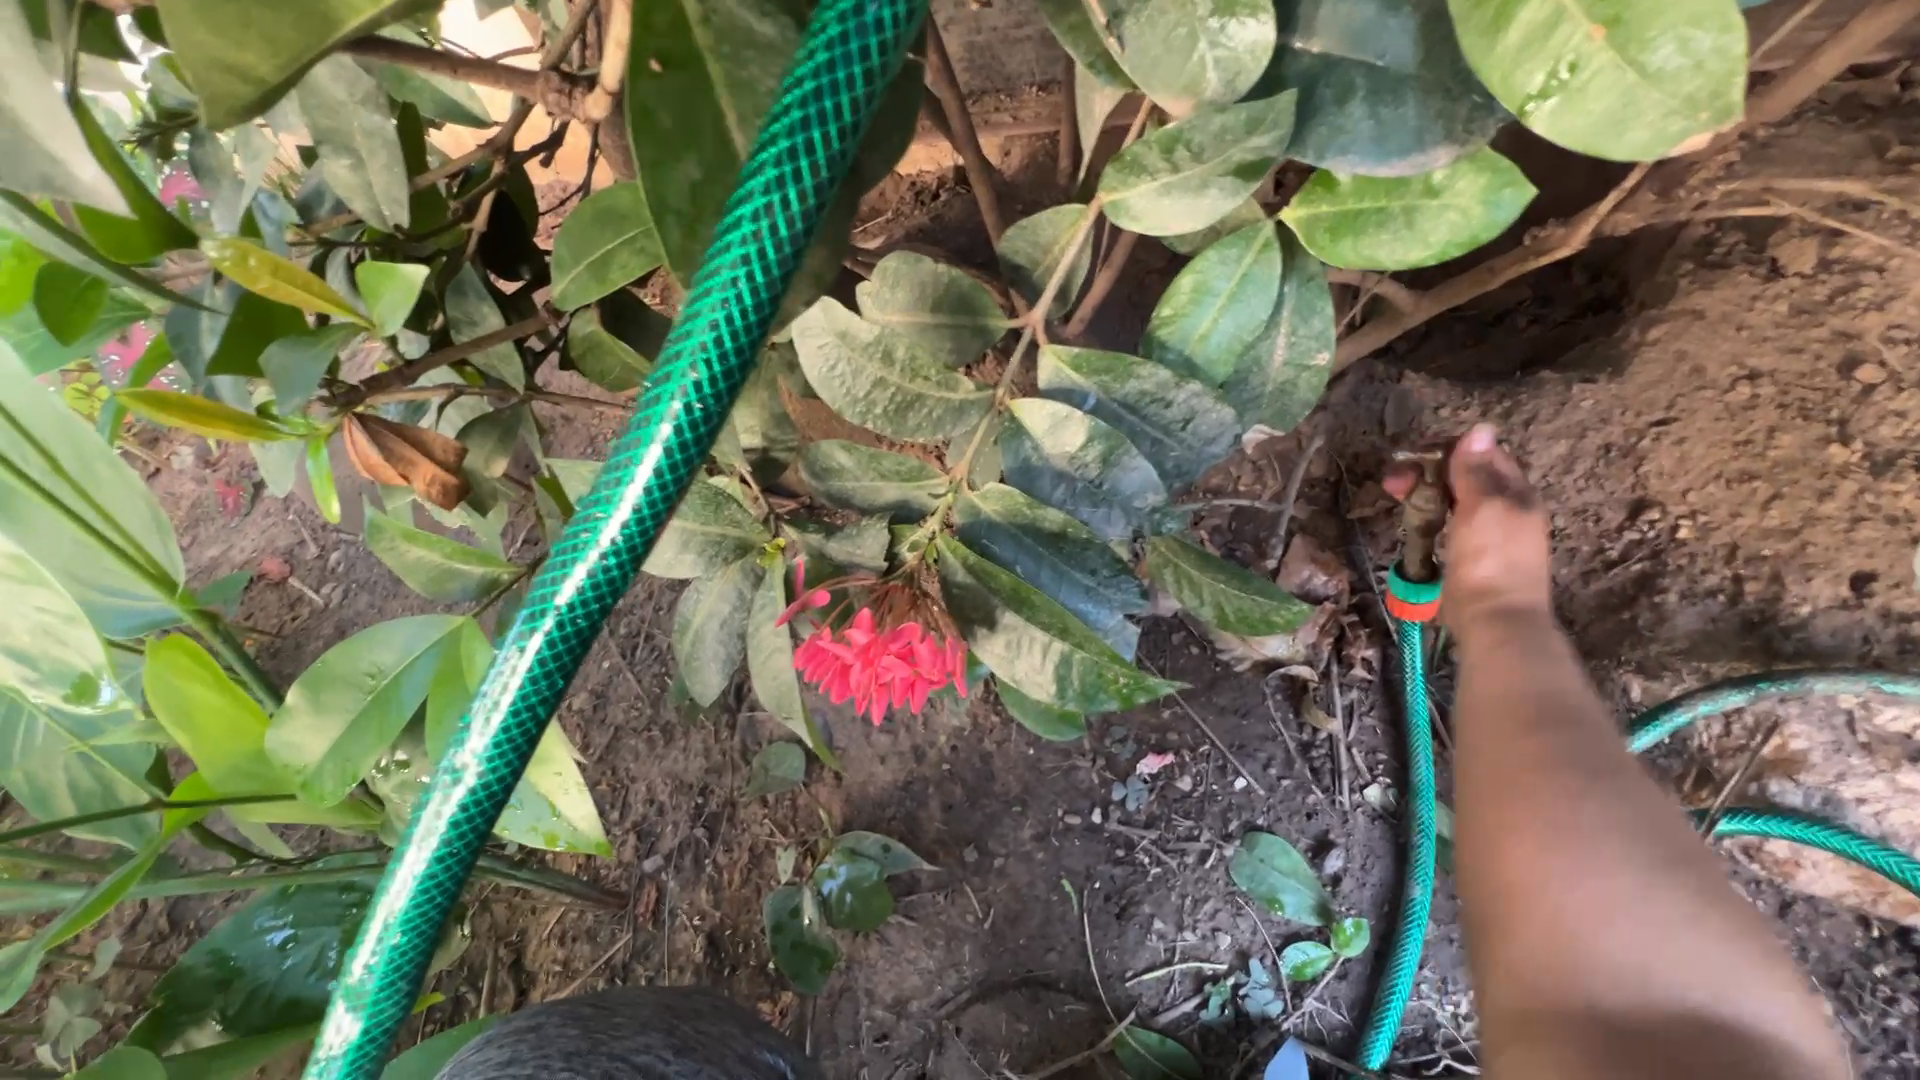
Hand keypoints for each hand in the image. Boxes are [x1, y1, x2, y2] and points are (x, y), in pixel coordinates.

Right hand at [1385, 424, 1552, 634]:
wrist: (1495, 621)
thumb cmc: (1489, 562)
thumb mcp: (1483, 508)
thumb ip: (1477, 472)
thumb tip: (1479, 429)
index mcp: (1516, 494)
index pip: (1483, 455)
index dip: (1447, 450)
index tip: (1411, 457)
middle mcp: (1508, 510)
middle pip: (1467, 477)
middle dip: (1429, 472)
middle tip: (1393, 483)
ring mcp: (1492, 536)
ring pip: (1456, 500)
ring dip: (1427, 494)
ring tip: (1397, 499)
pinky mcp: (1474, 557)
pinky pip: (1451, 524)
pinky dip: (1432, 516)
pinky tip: (1417, 523)